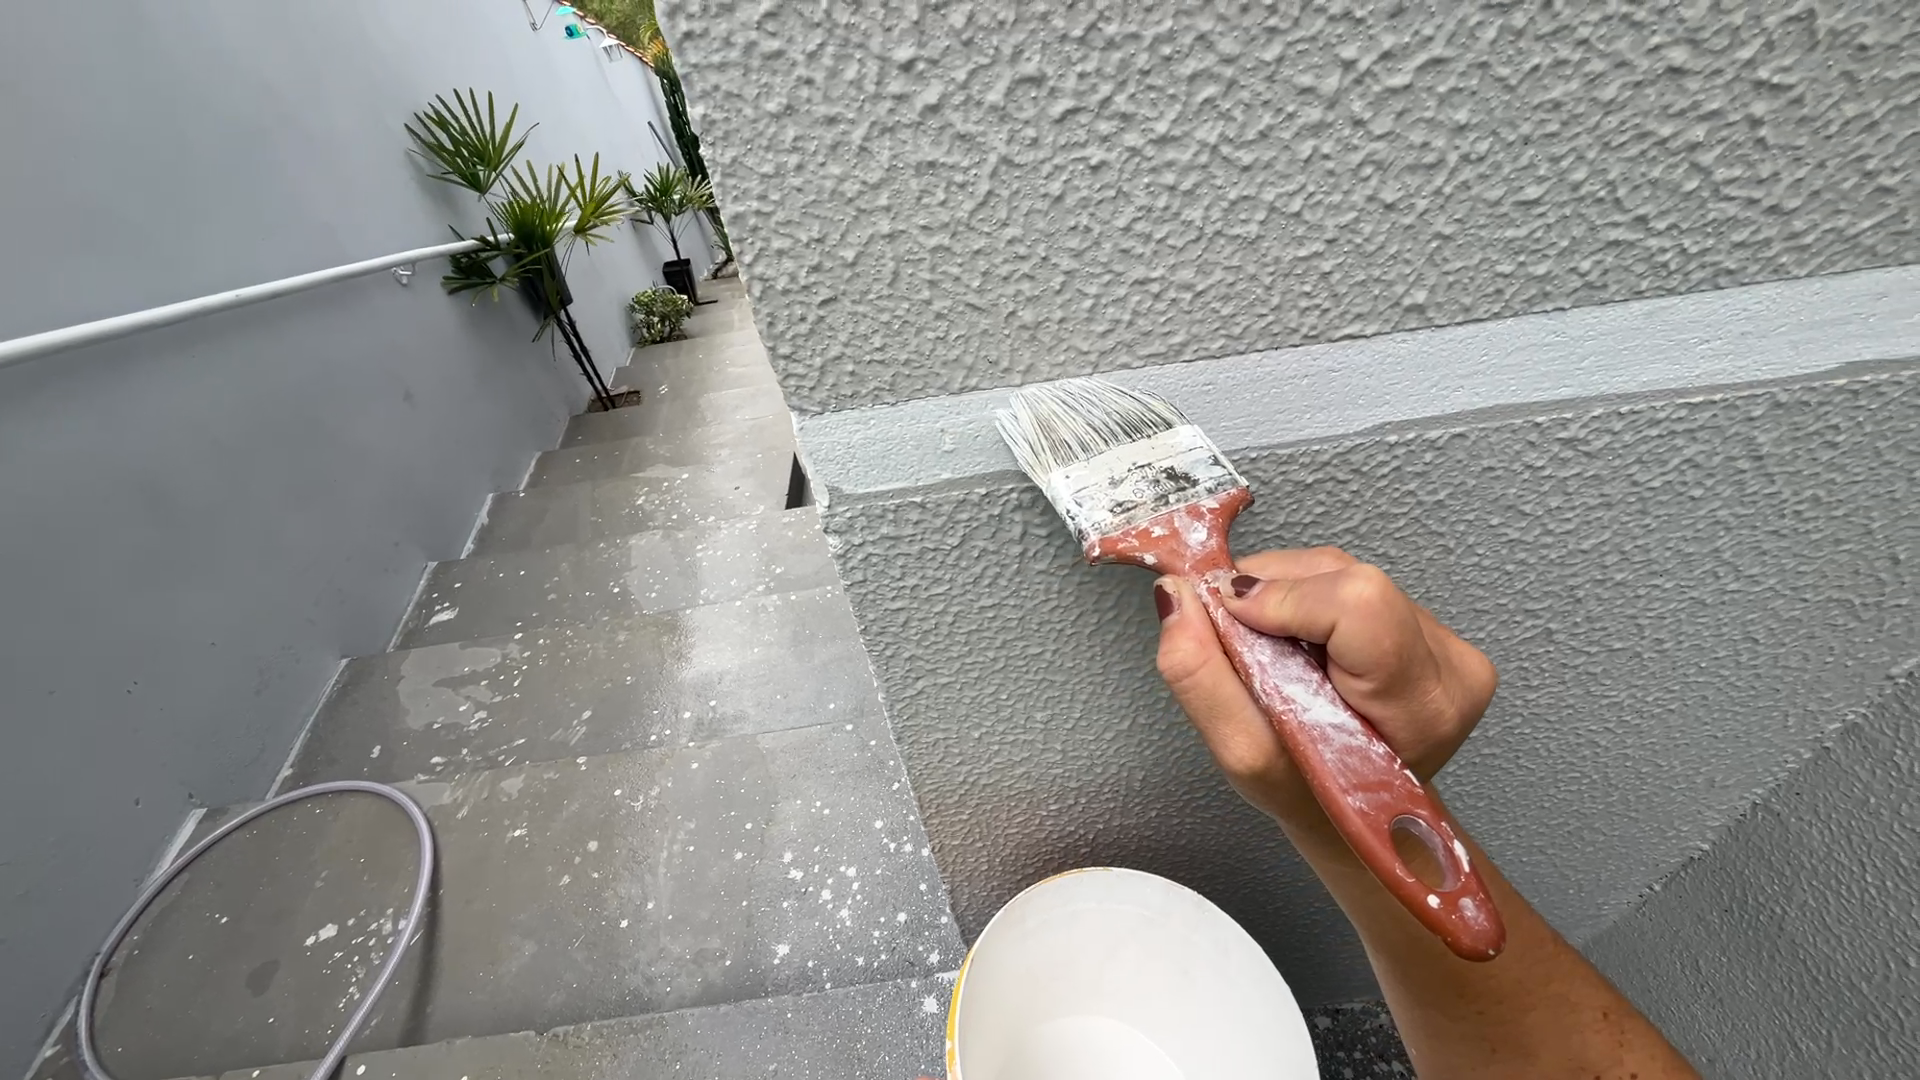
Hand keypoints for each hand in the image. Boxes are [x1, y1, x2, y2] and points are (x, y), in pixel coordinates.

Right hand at [1152, 548, 1496, 823]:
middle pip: (1339, 576)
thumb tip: (1174, 592)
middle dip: (1267, 593)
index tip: (1228, 617)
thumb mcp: (1240, 751)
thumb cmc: (1302, 792)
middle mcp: (1447, 661)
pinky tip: (1285, 635)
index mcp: (1418, 704)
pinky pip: (1342, 577)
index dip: (1280, 597)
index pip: (1357, 603)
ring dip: (1276, 591)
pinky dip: (1294, 594)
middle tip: (1237, 641)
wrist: (1353, 809)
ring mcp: (1442, 636)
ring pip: (1335, 569)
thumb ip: (1201, 675)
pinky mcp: (1422, 621)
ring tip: (1261, 644)